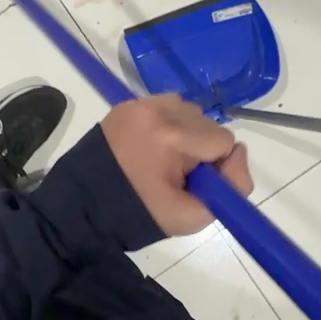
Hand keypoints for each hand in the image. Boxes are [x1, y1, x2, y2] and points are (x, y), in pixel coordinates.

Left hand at [100, 95, 253, 236]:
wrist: (83, 207)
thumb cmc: (138, 213)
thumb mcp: (192, 215)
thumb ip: (232, 187)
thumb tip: (237, 156)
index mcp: (171, 135)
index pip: (224, 141)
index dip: (218, 167)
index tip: (196, 184)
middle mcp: (156, 109)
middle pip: (206, 124)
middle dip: (200, 150)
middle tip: (175, 175)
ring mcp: (138, 104)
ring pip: (188, 113)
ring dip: (185, 135)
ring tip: (162, 162)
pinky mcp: (125, 106)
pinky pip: (165, 108)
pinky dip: (166, 126)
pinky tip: (152, 148)